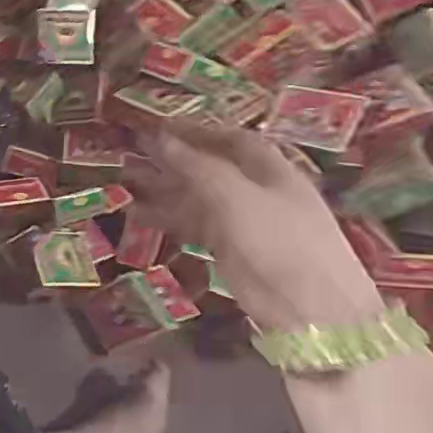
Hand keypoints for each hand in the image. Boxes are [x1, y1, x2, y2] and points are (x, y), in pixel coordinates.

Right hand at [133, 121, 384, 331]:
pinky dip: (163, 217)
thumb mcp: (237, 196)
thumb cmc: (281, 241)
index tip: (159, 125)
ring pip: (194, 196)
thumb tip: (161, 138)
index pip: (231, 140)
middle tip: (132, 150)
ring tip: (124, 179)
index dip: (196, 131)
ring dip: (161, 187)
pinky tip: (135, 213)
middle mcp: (254, 191)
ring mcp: (240, 220)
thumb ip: (198, 167)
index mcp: (270, 170)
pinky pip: (189, 224)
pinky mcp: (226, 247)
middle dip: (172, 158)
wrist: (308, 307)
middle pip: (208, 166)